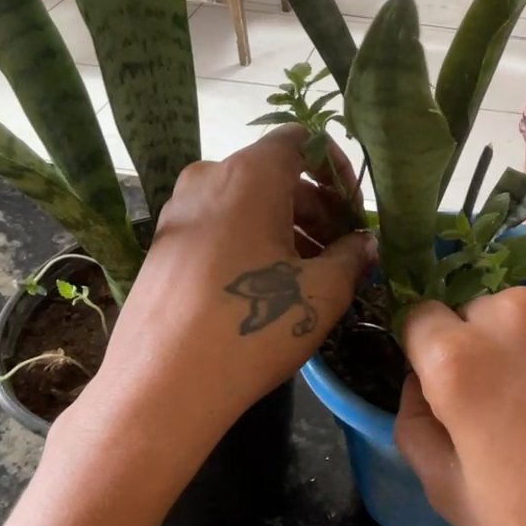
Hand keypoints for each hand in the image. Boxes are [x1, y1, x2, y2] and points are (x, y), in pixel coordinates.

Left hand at [68, 125, 373, 445]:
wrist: (161, 386)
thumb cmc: (252, 325)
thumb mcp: (321, 292)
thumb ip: (352, 256)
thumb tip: (365, 244)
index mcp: (250, 174)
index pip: (301, 139)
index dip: (337, 168)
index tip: (355, 212)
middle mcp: (209, 178)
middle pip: (277, 173)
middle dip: (318, 207)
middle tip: (343, 251)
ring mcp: (180, 211)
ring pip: (248, 201)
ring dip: (289, 226)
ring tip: (313, 274)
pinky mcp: (163, 244)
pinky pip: (221, 224)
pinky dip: (253, 240)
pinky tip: (271, 286)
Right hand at [394, 290, 525, 525]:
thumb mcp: (455, 498)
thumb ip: (414, 427)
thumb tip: (419, 385)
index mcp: (459, 359)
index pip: (417, 320)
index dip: (426, 357)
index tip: (447, 394)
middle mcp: (512, 314)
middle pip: (472, 314)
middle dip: (478, 351)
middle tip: (507, 414)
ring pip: (524, 315)